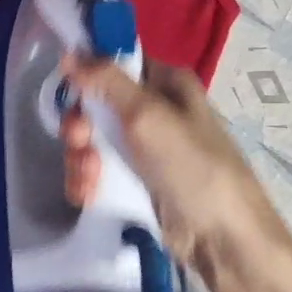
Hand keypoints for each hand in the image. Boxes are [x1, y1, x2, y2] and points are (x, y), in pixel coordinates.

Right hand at [60, 55, 279, 262]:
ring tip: (89, 179)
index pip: (115, 63)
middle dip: (80, 125)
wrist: (222, 240)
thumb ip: (106, 80)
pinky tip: (88, 194)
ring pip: (91, 140)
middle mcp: (154, 110)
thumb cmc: (192, 167)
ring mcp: (144, 148)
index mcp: (166, 83)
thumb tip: (69, 51)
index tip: (70, 92)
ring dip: (81, 158)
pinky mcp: (134, 181)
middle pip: (95, 104)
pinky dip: (87, 180)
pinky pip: (97, 170)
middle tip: (79, 141)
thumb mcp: (148, 115)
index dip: (88, 75)